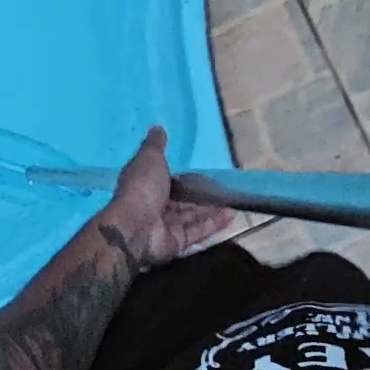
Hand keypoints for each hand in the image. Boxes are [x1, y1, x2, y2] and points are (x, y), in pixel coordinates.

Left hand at [101, 126, 234, 269]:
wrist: (135, 228)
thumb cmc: (141, 189)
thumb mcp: (148, 159)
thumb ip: (155, 145)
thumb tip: (157, 127)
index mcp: (146, 186)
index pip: (168, 182)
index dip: (183, 179)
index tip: (203, 174)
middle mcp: (154, 206)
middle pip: (182, 201)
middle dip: (202, 196)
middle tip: (224, 190)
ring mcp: (165, 226)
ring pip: (192, 216)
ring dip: (212, 210)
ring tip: (234, 201)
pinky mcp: (176, 242)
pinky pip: (197, 231)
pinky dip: (213, 224)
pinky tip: (231, 215)